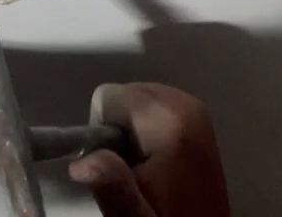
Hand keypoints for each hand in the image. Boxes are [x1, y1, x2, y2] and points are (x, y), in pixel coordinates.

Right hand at [70, 83, 232, 216]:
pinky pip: (153, 106)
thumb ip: (113, 187)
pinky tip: (160, 162)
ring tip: (148, 171)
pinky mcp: (198, 116)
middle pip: (123, 94)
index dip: (102, 135)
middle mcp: (185, 102)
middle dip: (119, 130)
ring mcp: (194, 107)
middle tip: (134, 172)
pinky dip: (148, 128)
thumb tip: (83, 161)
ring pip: (137, 100)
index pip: (107, 97)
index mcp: (169, 118)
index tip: (120, 167)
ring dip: (133, 131)